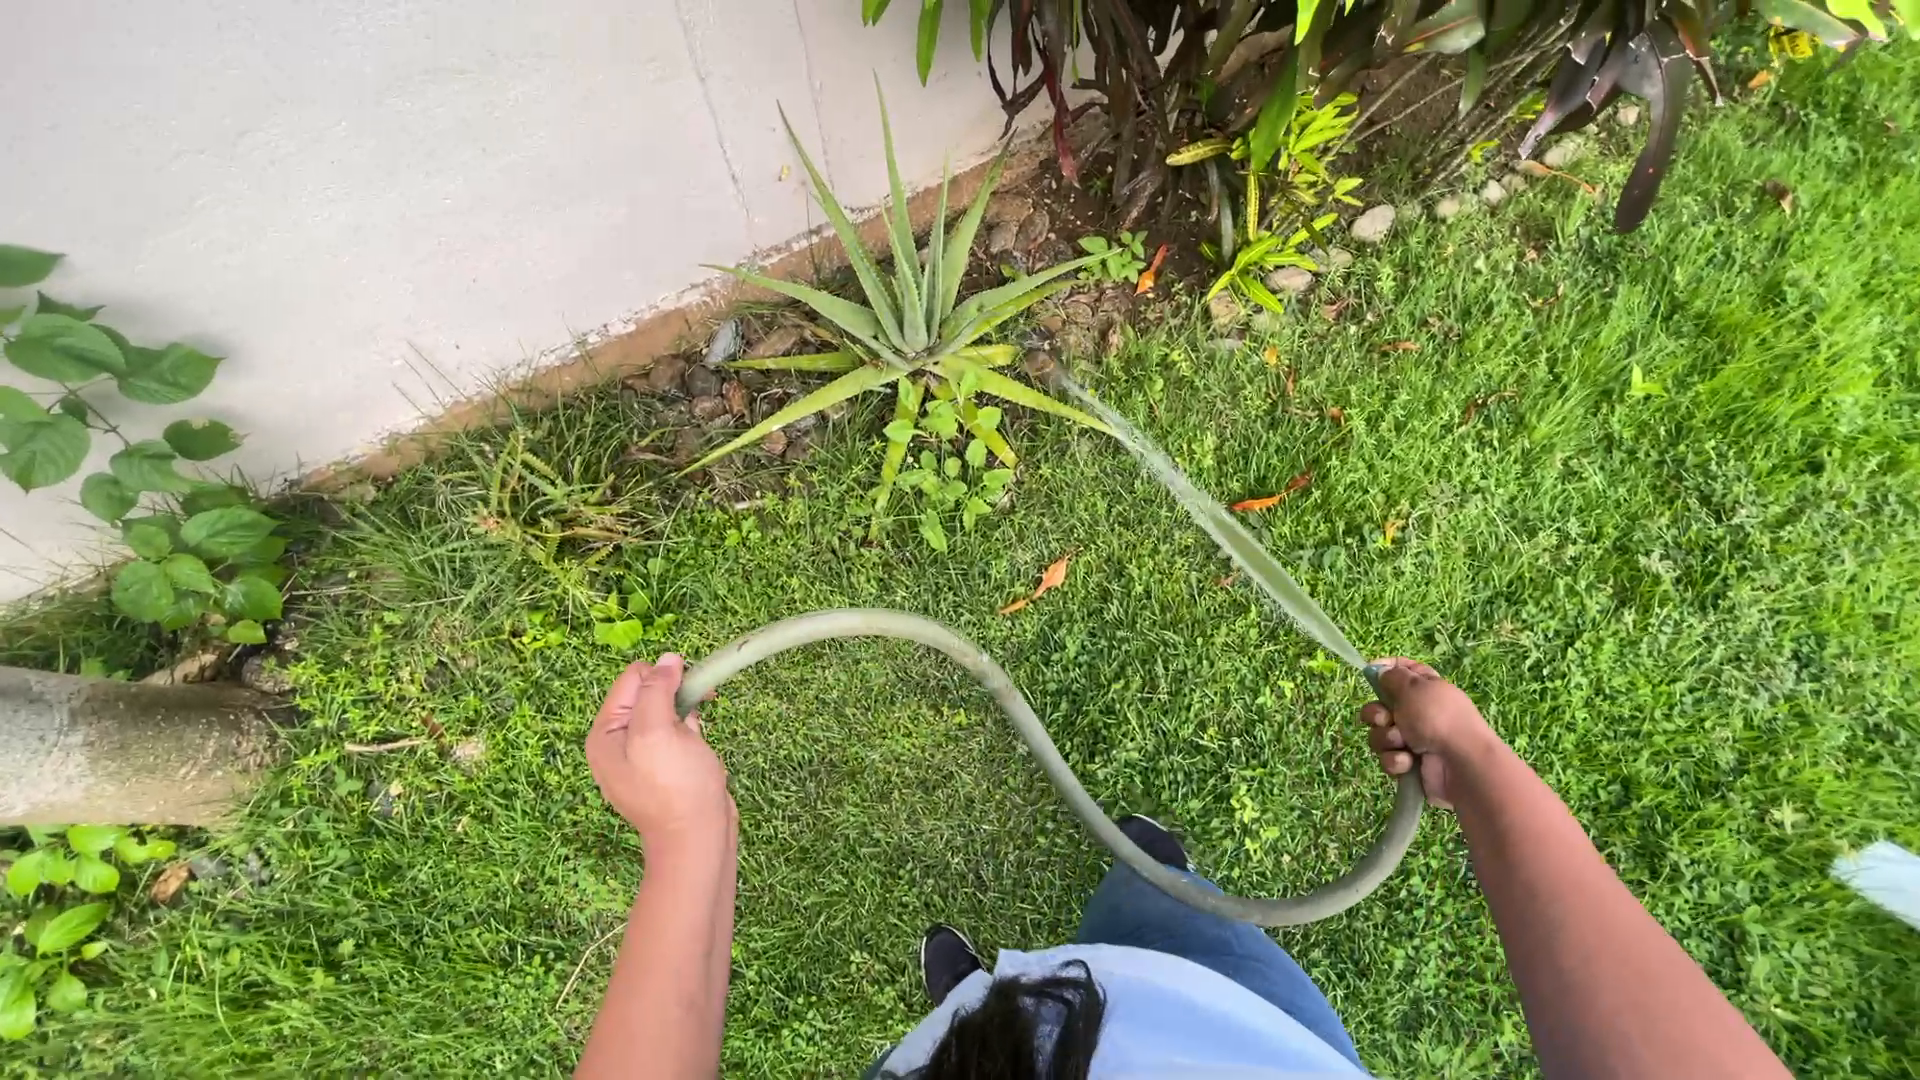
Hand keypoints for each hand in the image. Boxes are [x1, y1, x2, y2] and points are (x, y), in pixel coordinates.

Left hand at [586, 654, 733, 853]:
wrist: (697, 840)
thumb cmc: (676, 787)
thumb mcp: (658, 732)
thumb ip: (656, 691)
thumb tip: (668, 659)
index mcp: (605, 733)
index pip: (632, 678)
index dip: (663, 676)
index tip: (691, 686)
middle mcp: (618, 742)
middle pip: (648, 691)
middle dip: (677, 692)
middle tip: (703, 704)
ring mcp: (641, 756)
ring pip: (666, 710)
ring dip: (687, 711)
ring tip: (698, 733)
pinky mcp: (665, 766)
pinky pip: (676, 731)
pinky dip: (692, 729)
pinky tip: (700, 745)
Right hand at [1359, 658, 1500, 808]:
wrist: (1461, 766)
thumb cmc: (1438, 719)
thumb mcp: (1414, 688)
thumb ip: (1392, 676)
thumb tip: (1381, 671)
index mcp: (1426, 689)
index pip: (1404, 669)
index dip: (1385, 668)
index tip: (1369, 670)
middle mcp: (1419, 713)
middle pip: (1381, 706)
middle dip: (1375, 713)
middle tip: (1384, 719)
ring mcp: (1414, 740)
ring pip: (1380, 734)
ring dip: (1386, 738)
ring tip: (1402, 743)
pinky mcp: (1409, 764)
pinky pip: (1388, 758)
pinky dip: (1395, 759)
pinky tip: (1408, 761)